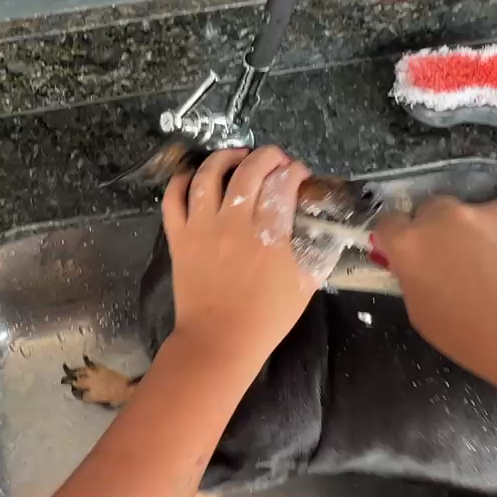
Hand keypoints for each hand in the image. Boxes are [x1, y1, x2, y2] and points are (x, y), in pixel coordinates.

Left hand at [161, 147, 322, 362]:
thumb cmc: (266, 316)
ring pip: (207, 175)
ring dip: (224, 158)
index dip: (295, 171)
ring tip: (237, 158)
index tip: (299, 174)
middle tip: (275, 161)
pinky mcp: (178, 237)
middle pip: (249, 170)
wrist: (220, 340)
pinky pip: (173, 199)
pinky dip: (182, 181)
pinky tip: (195, 178)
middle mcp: (234, 223)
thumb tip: (323, 224)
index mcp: (270, 235)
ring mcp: (201, 227)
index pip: (284, 184)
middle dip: (267, 156)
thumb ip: (317, 249)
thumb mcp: (306, 283)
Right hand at [371, 196, 496, 380]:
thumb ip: (415, 281)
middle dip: (442, 233)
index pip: (389, 224)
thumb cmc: (488, 345)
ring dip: (488, 237)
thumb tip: (420, 266)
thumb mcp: (428, 320)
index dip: (398, 240)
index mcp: (413, 245)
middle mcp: (450, 217)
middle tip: (465, 268)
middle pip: (435, 212)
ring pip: (483, 217)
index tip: (412, 258)